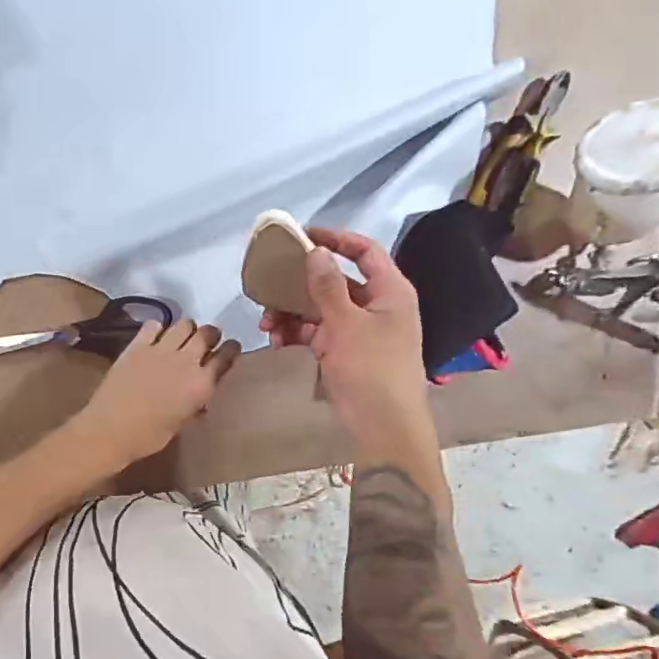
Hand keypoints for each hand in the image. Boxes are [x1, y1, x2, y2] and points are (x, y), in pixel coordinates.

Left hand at [65, 319, 239, 468]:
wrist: (110, 429)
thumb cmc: (148, 437)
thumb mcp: (180, 424)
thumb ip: (194, 406)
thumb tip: (200, 401)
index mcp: (202, 384)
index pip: (226, 356)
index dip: (231, 350)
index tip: (229, 349)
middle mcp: (186, 361)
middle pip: (207, 333)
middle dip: (210, 335)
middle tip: (204, 341)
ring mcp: (160, 350)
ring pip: (184, 324)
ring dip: (186, 329)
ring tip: (180, 338)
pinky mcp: (136, 346)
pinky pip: (153, 326)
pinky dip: (157, 328)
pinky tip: (154, 338)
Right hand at [258, 228, 427, 435]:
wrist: (382, 422)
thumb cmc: (372, 369)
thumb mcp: (346, 324)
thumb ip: (328, 287)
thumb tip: (315, 252)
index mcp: (390, 292)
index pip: (365, 252)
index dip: (336, 239)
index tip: (303, 236)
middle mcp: (376, 306)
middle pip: (334, 282)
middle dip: (300, 286)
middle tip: (270, 288)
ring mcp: (359, 330)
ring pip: (320, 309)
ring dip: (292, 314)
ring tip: (268, 325)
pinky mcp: (344, 351)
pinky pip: (317, 333)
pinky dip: (298, 335)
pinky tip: (279, 343)